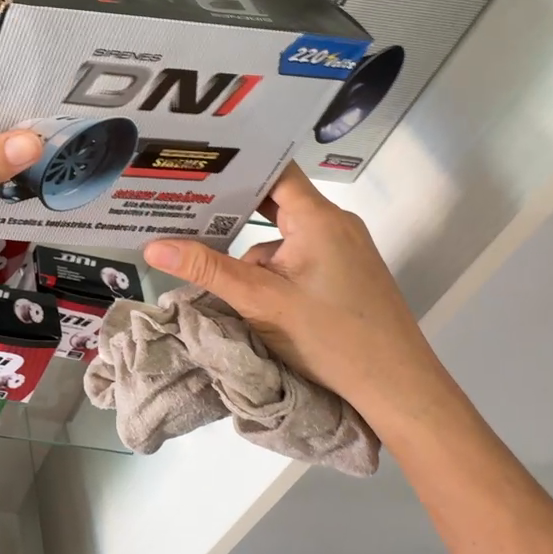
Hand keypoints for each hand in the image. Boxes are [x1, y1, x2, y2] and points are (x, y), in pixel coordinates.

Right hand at [141, 166, 442, 420]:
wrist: (400, 389)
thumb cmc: (333, 337)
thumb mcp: (260, 301)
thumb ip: (207, 269)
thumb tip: (152, 247)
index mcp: (318, 218)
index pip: (274, 170)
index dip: (236, 164)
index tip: (195, 164)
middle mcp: (333, 225)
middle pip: (274, 200)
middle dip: (230, 205)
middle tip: (182, 202)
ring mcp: (342, 250)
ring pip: (281, 234)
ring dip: (247, 246)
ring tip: (201, 251)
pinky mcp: (343, 274)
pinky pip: (294, 255)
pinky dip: (268, 266)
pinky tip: (245, 289)